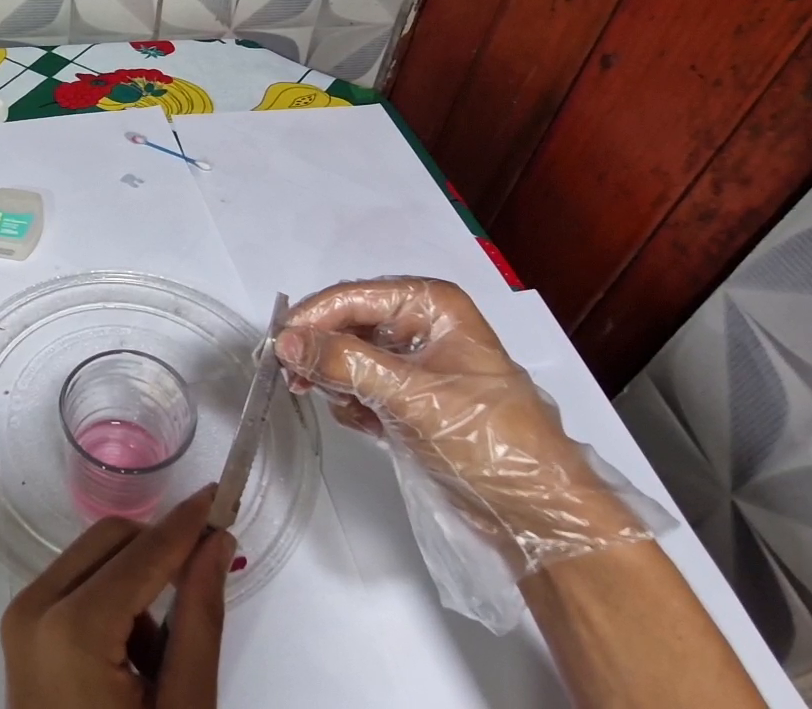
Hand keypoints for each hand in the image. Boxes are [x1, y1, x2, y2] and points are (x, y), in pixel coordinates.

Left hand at [2, 486, 234, 708]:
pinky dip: (113, 601)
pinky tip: (130, 662)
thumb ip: (201, 617)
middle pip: (114, 539)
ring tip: (159, 658)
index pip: (144, 552)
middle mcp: (35, 606)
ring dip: (138, 583)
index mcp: (72, 627)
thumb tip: (217, 543)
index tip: (221, 496)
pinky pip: (77, 584)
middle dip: (161, 553)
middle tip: (205, 583)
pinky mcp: (20, 628)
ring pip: (96, 557)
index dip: (187, 522)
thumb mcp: (183, 706)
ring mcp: (21, 616)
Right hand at [276, 277, 638, 563]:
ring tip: (351, 410)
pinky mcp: (409, 395)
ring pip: (347, 356)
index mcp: (431, 305)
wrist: (537, 513)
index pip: (352, 298)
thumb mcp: (412, 397)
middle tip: (296, 383)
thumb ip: (345, 364)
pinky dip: (354, 404)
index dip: (310, 320)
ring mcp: (414, 360)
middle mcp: (420, 324)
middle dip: (323, 354)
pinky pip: (359, 385)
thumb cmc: (487, 441)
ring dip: (338, 383)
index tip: (274, 349)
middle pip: (346, 324)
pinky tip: (369, 425)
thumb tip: (284, 340)